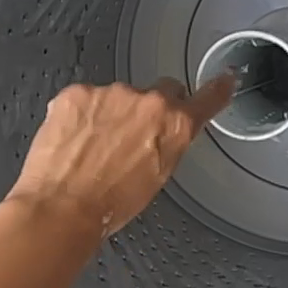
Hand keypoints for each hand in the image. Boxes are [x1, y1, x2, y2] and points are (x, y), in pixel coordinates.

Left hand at [5, 76, 234, 236]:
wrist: (61, 208)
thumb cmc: (110, 204)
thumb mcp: (158, 176)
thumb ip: (170, 142)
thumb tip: (164, 133)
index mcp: (176, 125)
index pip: (208, 98)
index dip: (218, 89)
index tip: (225, 80)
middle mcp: (150, 102)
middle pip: (161, 91)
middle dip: (152, 108)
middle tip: (132, 136)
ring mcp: (112, 94)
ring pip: (119, 96)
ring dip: (111, 113)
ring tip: (94, 148)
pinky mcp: (78, 93)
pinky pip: (86, 97)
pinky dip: (81, 114)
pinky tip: (74, 140)